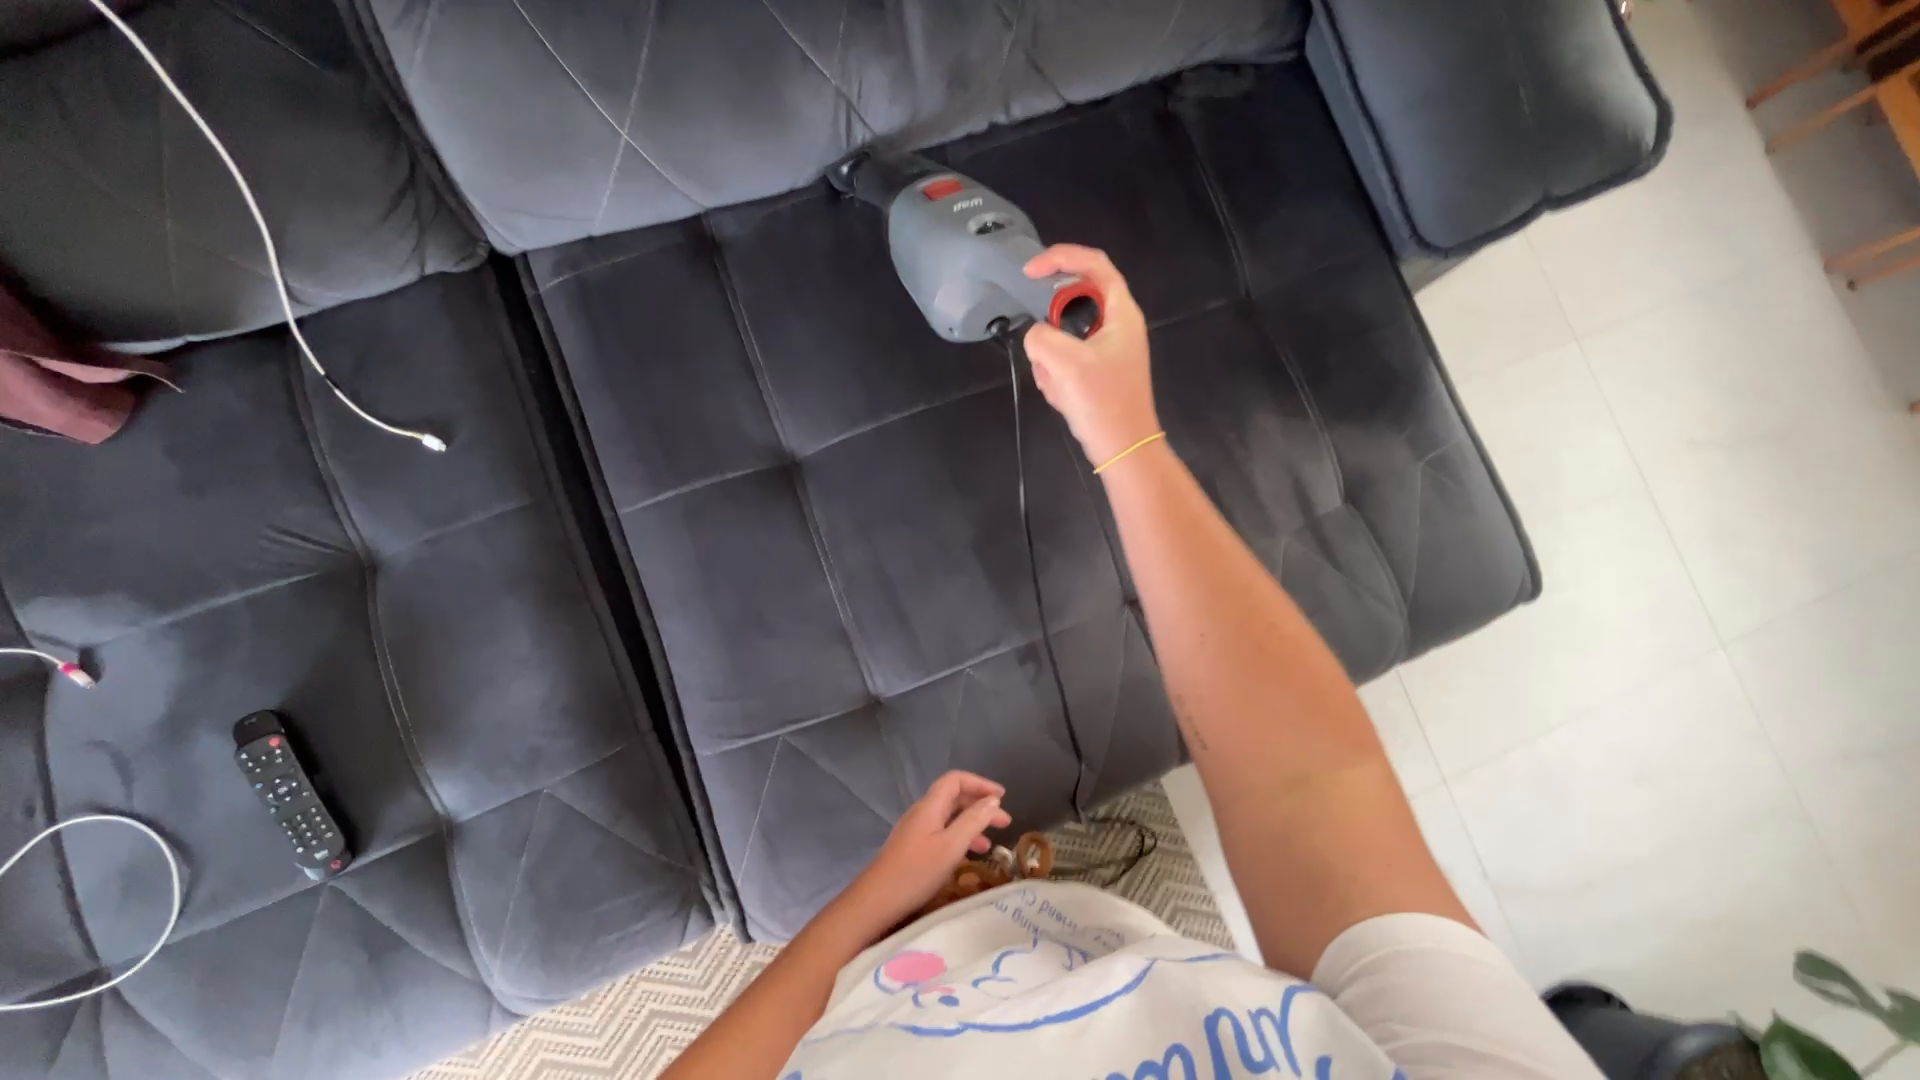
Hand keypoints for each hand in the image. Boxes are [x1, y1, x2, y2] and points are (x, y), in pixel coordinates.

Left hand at [839, 771, 1012, 931]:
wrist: (876, 901)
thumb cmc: (916, 872)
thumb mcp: (951, 846)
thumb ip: (973, 821)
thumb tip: (992, 801)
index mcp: (930, 806)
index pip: (956, 780)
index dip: (980, 784)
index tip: (1002, 797)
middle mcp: (922, 813)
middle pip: (954, 798)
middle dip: (980, 806)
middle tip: (1005, 823)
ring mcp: (915, 831)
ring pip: (949, 818)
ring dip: (972, 825)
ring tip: (991, 844)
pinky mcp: (913, 848)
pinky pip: (942, 834)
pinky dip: (959, 839)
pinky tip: (968, 856)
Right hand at [1022, 245, 1161, 470]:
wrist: (1123, 449)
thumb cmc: (1102, 402)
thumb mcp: (1064, 363)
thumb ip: (1041, 337)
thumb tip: (1036, 337)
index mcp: (1121, 313)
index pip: (1094, 264)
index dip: (1061, 258)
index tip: (1030, 272)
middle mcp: (1119, 325)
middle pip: (1076, 302)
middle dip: (1051, 324)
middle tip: (1041, 346)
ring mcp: (1110, 350)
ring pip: (1067, 335)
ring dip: (1051, 356)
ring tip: (1054, 381)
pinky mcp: (1100, 372)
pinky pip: (1068, 360)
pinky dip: (1057, 374)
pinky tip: (1061, 396)